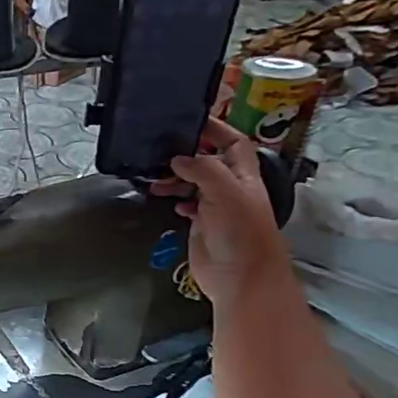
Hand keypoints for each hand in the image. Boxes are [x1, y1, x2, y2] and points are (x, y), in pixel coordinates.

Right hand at [148, 119, 290, 311]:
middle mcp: (230, 187)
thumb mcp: (225, 191)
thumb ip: (202, 168)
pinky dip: (176, 199)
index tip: (189, 120)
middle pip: (209, 160)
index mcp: (243, 174)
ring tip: (154, 177)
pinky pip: (187, 204)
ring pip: (194, 183)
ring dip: (176, 177)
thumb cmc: (239, 231)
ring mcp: (216, 207)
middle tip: (161, 148)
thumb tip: (178, 159)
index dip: (215, 129)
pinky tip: (164, 198)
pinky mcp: (202, 226)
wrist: (240, 277)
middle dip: (188, 153)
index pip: (232, 141)